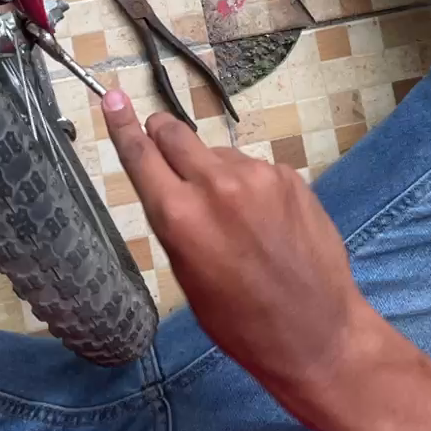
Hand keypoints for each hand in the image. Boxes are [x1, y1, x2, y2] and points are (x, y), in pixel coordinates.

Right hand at [100, 90, 388, 403]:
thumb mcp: (186, 275)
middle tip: (169, 153)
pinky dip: (250, 186)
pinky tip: (267, 221)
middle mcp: (215, 184)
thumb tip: (168, 180)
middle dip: (165, 136)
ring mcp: (257, 174)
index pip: (140, 154)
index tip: (112, 96)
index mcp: (180, 216)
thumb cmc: (238, 320)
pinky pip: (253, 168)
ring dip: (215, 172)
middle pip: (175, 133)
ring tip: (238, 219)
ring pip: (217, 154)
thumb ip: (173, 219)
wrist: (317, 333)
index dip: (122, 124)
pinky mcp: (288, 174)